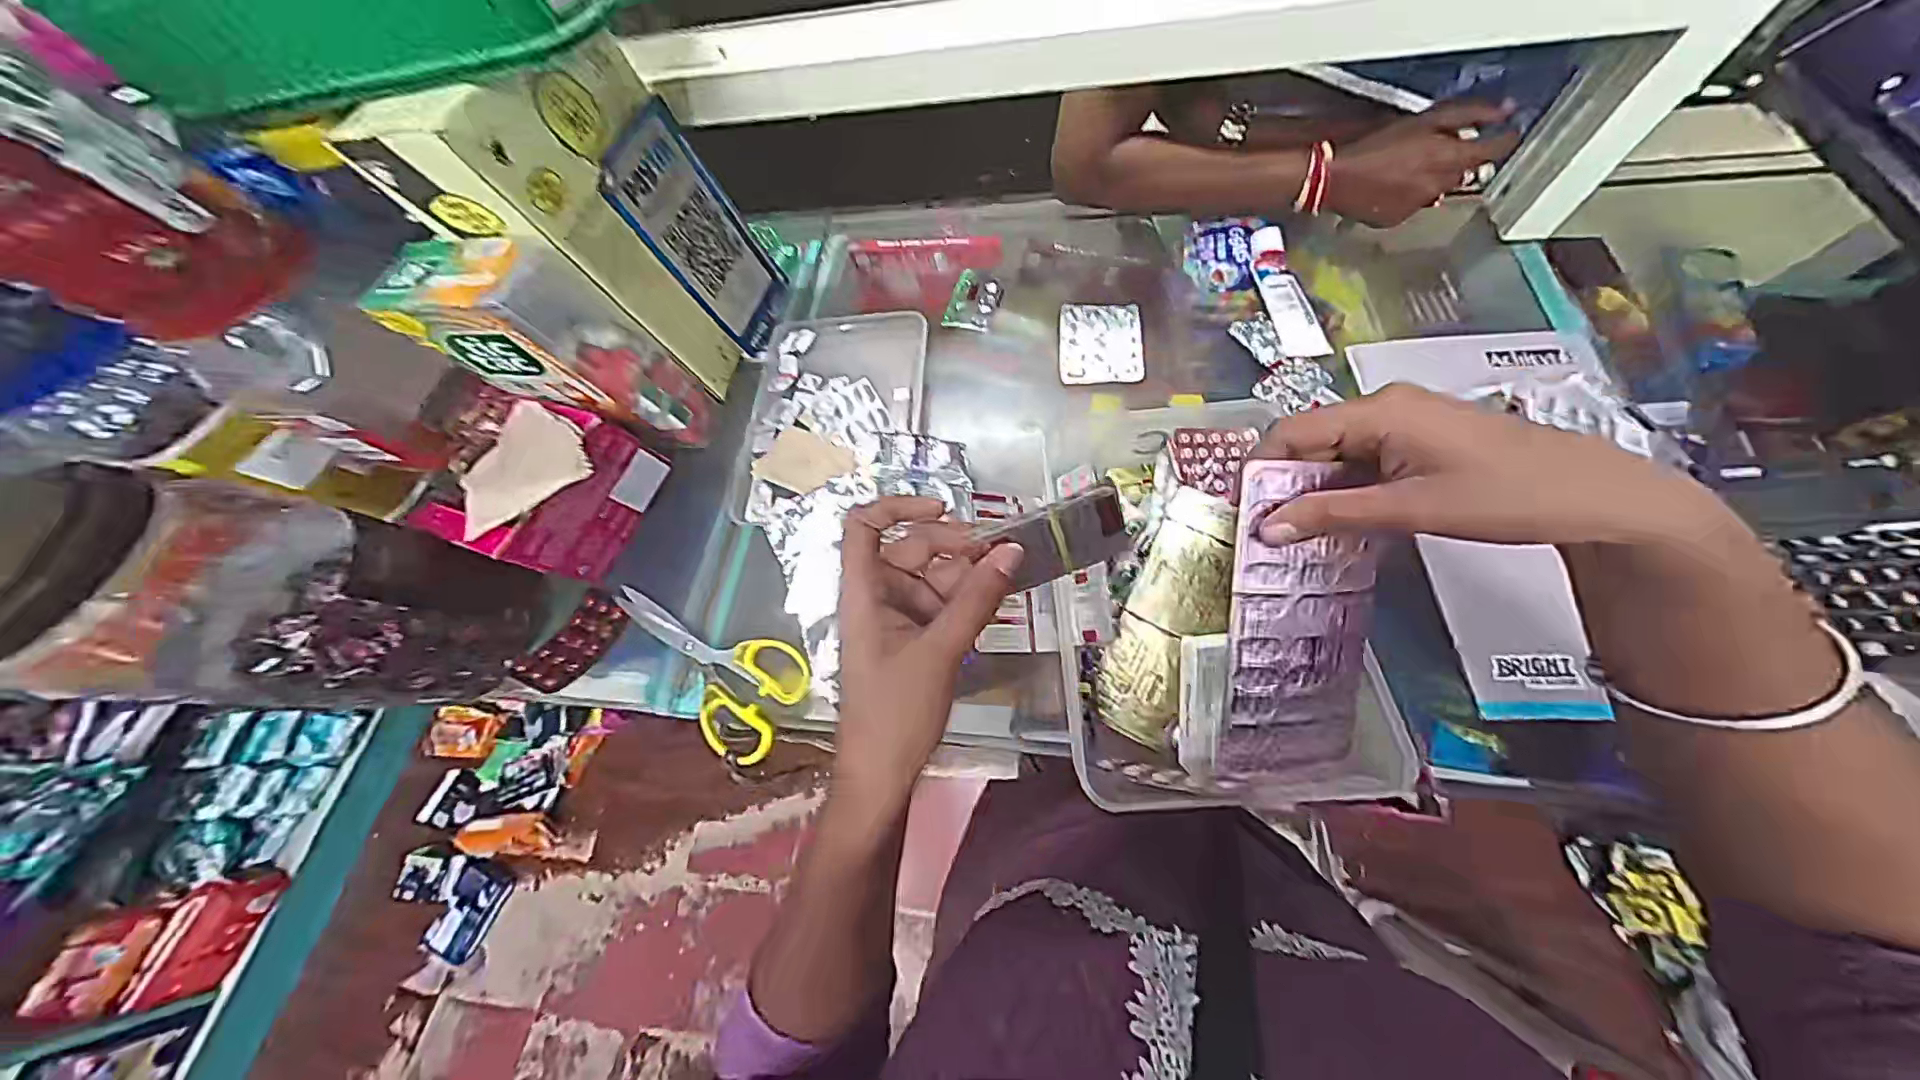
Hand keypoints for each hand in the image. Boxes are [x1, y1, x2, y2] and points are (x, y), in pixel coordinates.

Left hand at [835, 496, 1023, 809]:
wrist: (881, 774)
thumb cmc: (896, 713)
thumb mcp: (940, 651)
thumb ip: (977, 600)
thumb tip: (1012, 551)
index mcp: (864, 591)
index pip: (864, 526)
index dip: (899, 506)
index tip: (945, 509)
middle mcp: (877, 597)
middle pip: (911, 548)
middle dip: (954, 546)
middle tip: (1001, 554)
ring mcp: (896, 618)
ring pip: (932, 577)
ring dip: (967, 575)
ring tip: (1006, 578)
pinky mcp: (914, 639)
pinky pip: (941, 605)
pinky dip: (966, 601)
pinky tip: (993, 602)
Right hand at [1250, 384, 1732, 547]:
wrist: (1600, 498)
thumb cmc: (1507, 496)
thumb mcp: (1409, 509)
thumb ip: (1331, 516)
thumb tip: (1267, 529)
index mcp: (1379, 411)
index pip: (1290, 432)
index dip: (1259, 471)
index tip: (1244, 513)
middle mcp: (1384, 407)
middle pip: (1308, 442)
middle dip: (1283, 485)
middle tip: (1267, 531)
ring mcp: (1401, 423)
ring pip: (1332, 455)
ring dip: (1311, 492)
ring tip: (1296, 533)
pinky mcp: (1415, 442)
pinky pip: (1359, 462)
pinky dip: (1341, 491)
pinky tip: (1337, 521)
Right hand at [1327, 100, 1521, 226]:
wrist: (1334, 178)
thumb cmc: (1374, 145)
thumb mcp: (1424, 119)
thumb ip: (1468, 114)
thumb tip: (1506, 111)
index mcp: (1449, 159)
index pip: (1495, 150)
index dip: (1506, 140)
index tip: (1509, 134)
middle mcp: (1438, 187)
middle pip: (1464, 172)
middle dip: (1460, 161)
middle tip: (1442, 149)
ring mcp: (1417, 206)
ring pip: (1438, 190)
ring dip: (1432, 179)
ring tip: (1408, 168)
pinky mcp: (1396, 220)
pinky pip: (1413, 206)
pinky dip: (1410, 195)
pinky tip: (1392, 186)